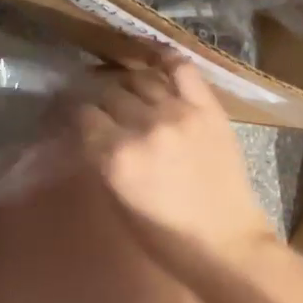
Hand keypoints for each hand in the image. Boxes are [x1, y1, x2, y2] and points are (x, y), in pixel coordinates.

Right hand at [65, 53, 278, 277]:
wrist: (227, 245)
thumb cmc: (165, 238)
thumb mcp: (118, 203)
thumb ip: (100, 161)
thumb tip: (87, 133)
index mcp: (115, 157)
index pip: (82, 115)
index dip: (75, 114)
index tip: (76, 116)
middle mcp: (142, 127)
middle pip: (109, 93)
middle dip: (100, 98)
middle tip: (102, 106)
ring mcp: (177, 112)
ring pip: (139, 78)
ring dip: (128, 82)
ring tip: (127, 90)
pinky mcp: (207, 108)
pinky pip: (181, 68)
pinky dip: (165, 57)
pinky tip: (154, 58)